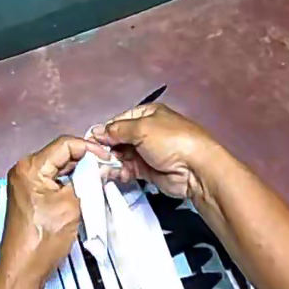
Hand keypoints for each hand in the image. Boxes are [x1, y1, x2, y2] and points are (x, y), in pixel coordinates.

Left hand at [0, 136, 101, 288]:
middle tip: (106, 167)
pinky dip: (68, 181)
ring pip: (57, 166)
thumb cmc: (42, 239)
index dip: (89, 148)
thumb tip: (101, 167)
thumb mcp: (72, 204)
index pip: (65, 144)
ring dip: (78, 170)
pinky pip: (51, 178)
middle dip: (85, 159)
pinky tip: (84, 187)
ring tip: (99, 177)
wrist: (23, 268)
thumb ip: (87, 180)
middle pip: (60, 153)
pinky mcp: (27, 193)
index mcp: (30, 167)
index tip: (106, 156)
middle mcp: (23, 169)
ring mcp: (23, 181)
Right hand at [89, 103, 229, 202]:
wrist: (195, 169)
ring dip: (112, 160)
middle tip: (96, 156)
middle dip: (107, 146)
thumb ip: (117, 130)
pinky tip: (116, 174)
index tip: (92, 140)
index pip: (120, 119)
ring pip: (122, 154)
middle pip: (119, 138)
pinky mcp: (148, 170)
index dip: (106, 129)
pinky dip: (121, 171)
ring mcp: (148, 152)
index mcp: (148, 114)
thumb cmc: (170, 141)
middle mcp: (147, 131)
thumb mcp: (142, 128)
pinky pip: (129, 169)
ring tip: (104, 167)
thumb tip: (96, 130)